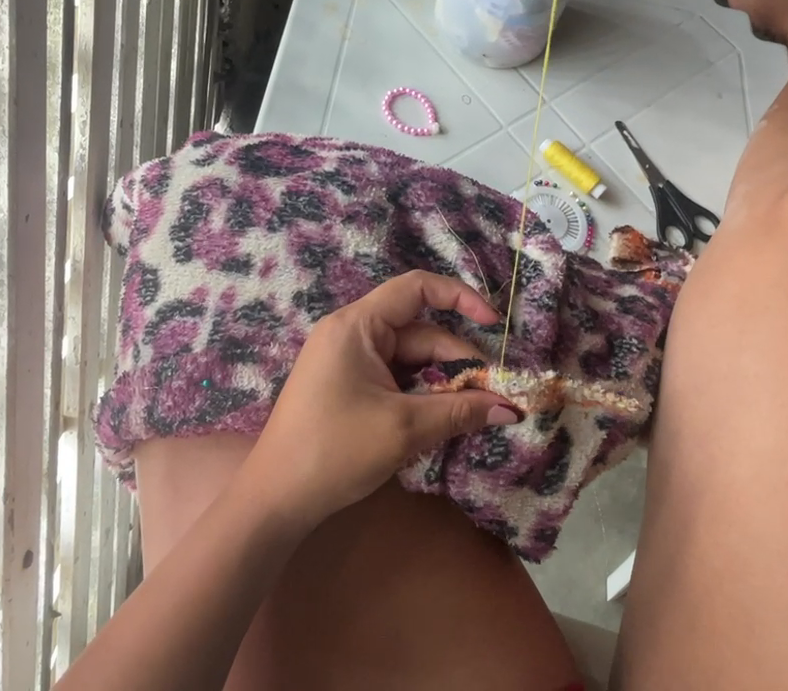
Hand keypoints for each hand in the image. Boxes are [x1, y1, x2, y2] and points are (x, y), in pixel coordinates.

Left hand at [239, 271, 523, 527]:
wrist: (275, 499)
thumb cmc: (335, 450)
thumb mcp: (404, 428)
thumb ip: (460, 411)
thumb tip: (512, 408)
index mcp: (356, 326)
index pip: (416, 288)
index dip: (459, 297)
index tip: (494, 323)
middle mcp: (350, 334)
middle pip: (418, 330)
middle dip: (458, 358)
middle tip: (496, 391)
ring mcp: (346, 361)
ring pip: (409, 358)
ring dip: (442, 380)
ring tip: (477, 407)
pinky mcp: (346, 387)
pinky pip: (394, 377)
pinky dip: (421, 393)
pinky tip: (444, 416)